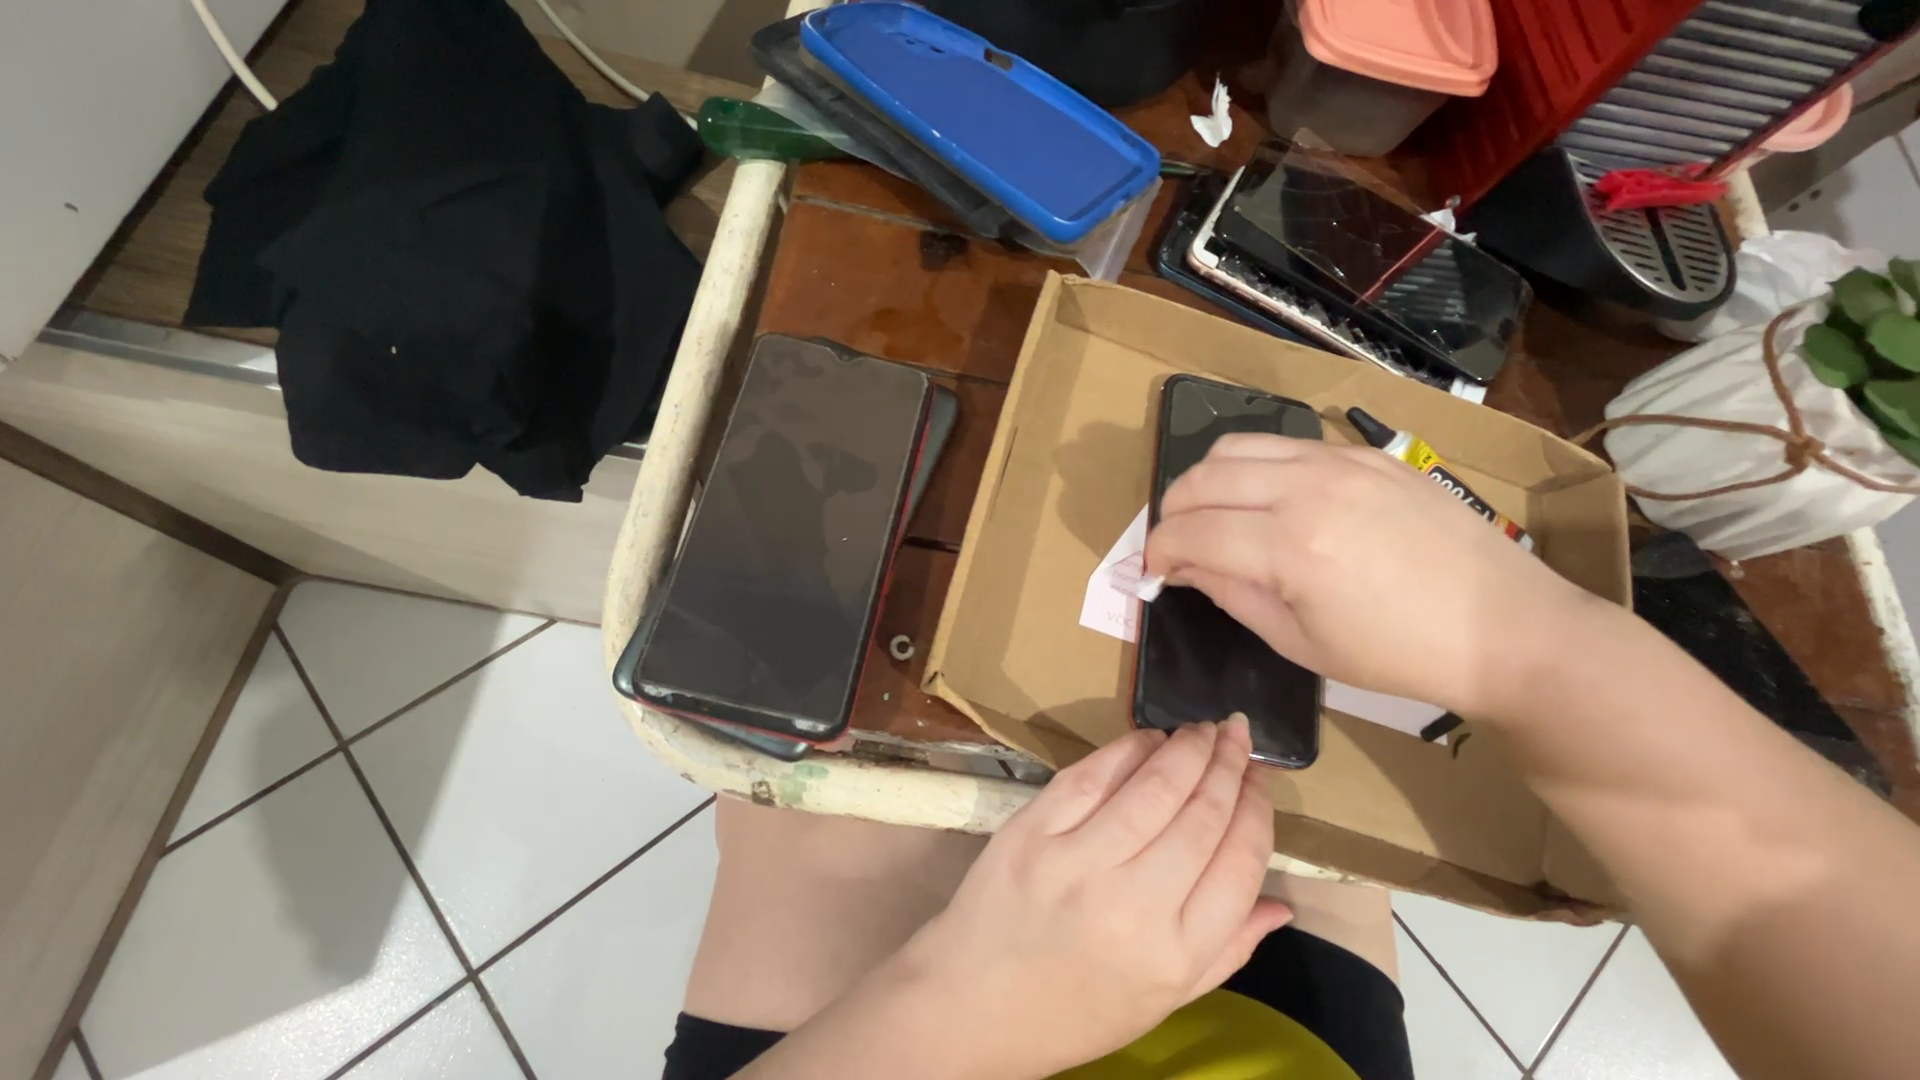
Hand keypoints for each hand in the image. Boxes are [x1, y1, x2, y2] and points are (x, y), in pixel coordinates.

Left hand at [886, 720, 1290, 1078]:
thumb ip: (1227, 950)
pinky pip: (1092, 776)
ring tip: (1206, 729)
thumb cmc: (1074, 1010)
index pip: (1238, 863)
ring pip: (1153, 788)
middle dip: (1228, 767)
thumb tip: (1283, 904)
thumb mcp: (1163, 1000)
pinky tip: (1151, 738)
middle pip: (1201, 816)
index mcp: (1174, 953)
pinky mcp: (1032, 831)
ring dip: (1187, 749)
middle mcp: (1133, 905)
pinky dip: (1127, 749)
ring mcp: (1077, 861)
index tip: (1262, 779)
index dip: (1256, 810)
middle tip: (1240, 735)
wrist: (971, 1003)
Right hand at [1145, 433, 1595, 719]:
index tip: (1153, 571)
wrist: (1505, 628)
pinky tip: (1268, 501)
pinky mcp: (1368, 454)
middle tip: (1174, 546)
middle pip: (1202, 478)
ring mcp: (1341, 462)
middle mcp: (1309, 489)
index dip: (1157, 552)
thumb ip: (1230, 594)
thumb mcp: (1299, 642)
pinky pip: (1286, 444)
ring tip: (1212, 515)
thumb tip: (1183, 566)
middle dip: (1170, 512)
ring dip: (1206, 481)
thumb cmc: (1398, 654)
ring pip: (1236, 446)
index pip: (1190, 531)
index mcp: (1291, 547)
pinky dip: (1255, 468)